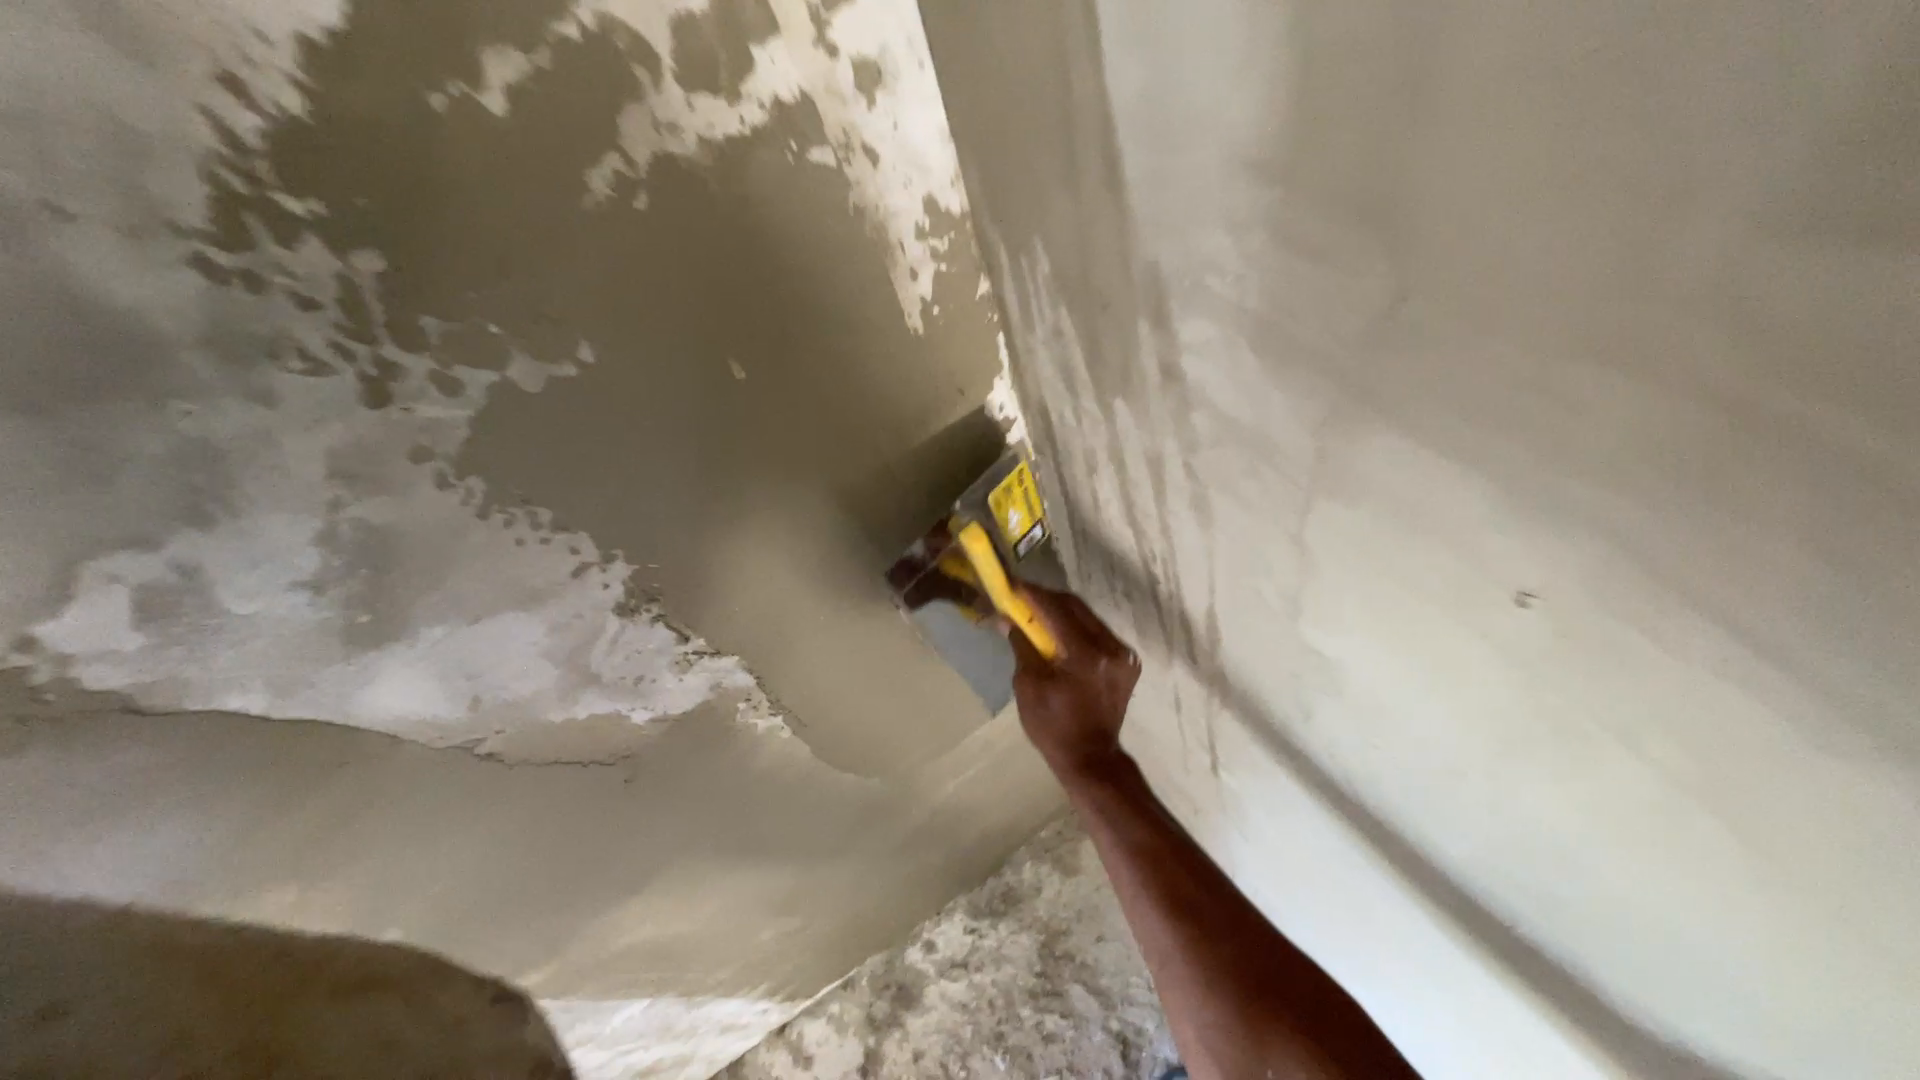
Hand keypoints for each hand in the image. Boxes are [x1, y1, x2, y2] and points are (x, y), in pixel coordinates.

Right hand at [1006, 582, 1141, 781]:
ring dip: (1062, 612)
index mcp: (1085, 655)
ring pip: (1088, 617)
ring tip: (1036, 613)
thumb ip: (1022, 646)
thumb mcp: (1028, 686)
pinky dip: (1076, 628)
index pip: (1056, 610)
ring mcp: (1123, 654)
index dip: (1032, 594)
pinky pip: (1098, 633)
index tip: (1011, 585)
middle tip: (1021, 596)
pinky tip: (1058, 634)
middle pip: (1076, 607)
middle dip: (1047, 599)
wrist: (1091, 758)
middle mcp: (1110, 647)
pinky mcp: (1127, 662)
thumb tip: (1007, 619)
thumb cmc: (1053, 727)